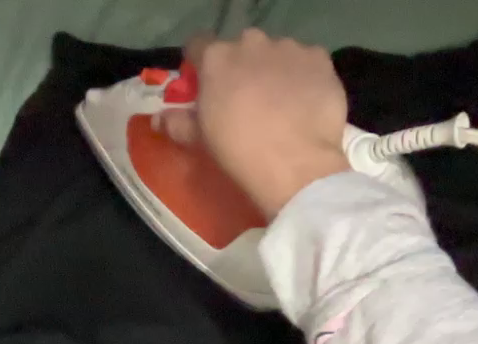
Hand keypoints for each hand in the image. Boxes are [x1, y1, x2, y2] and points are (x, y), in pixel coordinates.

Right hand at [157, 30, 350, 217]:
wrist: (294, 165)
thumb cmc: (238, 152)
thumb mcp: (201, 140)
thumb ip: (178, 123)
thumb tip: (158, 118)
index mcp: (216, 58)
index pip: (198, 46)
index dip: (200, 65)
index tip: (205, 86)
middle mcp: (251, 42)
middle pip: (241, 48)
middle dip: (241, 68)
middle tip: (246, 102)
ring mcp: (289, 48)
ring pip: (276, 53)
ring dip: (274, 71)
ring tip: (280, 105)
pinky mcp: (320, 60)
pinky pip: (307, 62)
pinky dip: (303, 78)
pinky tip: (304, 105)